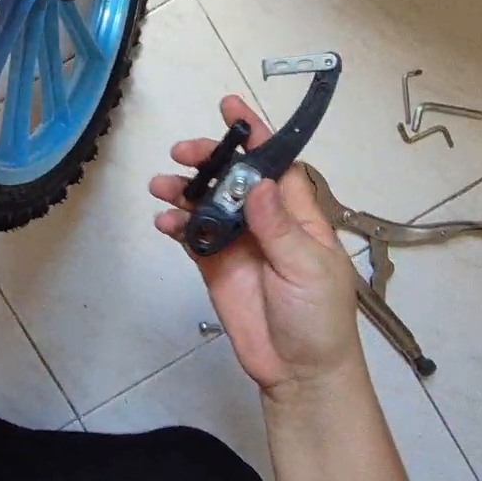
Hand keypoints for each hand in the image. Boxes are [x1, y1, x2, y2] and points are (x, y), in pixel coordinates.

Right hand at [150, 95, 365, 399]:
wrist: (298, 372)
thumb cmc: (318, 318)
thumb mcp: (307, 269)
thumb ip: (278, 227)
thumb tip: (254, 183)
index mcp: (297, 216)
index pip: (275, 165)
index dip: (255, 135)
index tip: (231, 108)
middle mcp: (264, 222)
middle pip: (232, 178)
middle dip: (209, 159)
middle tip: (185, 151)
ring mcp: (237, 243)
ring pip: (206, 203)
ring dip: (185, 189)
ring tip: (163, 185)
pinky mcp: (214, 266)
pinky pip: (192, 235)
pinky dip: (176, 225)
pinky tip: (165, 223)